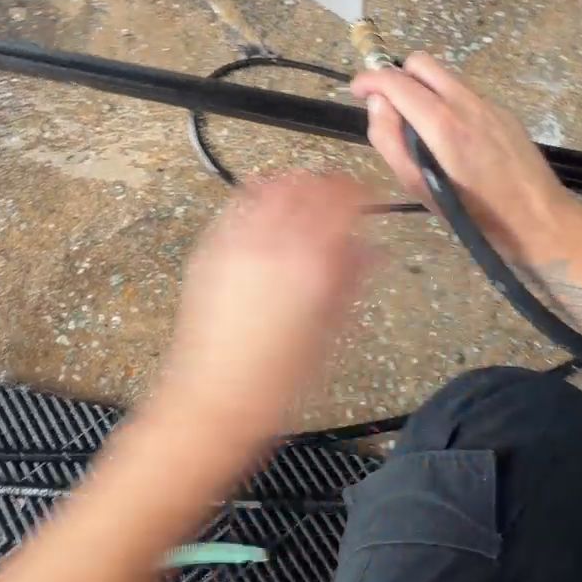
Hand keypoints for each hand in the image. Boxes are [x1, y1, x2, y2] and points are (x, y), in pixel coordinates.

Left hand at [153, 174, 372, 447]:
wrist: (216, 399)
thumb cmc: (277, 380)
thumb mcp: (332, 332)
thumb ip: (352, 280)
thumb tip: (370, 251)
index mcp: (313, 263)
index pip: (343, 198)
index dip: (359, 191)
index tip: (366, 197)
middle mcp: (275, 242)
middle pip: (307, 183)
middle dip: (328, 184)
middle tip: (339, 195)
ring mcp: (238, 241)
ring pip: (271, 185)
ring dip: (293, 184)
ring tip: (304, 197)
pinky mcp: (211, 248)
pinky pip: (237, 204)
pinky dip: (256, 197)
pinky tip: (266, 210)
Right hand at [351, 54, 580, 252]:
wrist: (538, 220)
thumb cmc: (471, 213)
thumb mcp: (417, 186)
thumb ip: (389, 139)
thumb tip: (377, 104)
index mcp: (441, 122)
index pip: (395, 80)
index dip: (369, 79)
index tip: (357, 90)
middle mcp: (465, 102)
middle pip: (421, 62)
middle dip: (397, 76)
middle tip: (389, 105)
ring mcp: (488, 104)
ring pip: (444, 76)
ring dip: (422, 89)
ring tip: (420, 126)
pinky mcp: (503, 112)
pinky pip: (464, 94)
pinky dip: (447, 103)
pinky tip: (453, 139)